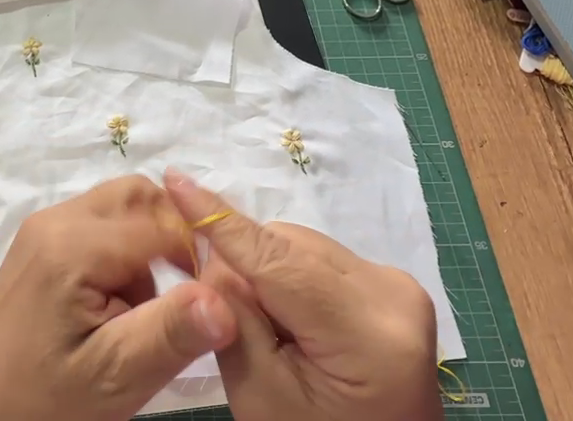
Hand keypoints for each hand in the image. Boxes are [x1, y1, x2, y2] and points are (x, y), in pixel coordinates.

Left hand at [0, 176, 237, 420]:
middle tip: (182, 297)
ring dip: (145, 247)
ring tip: (140, 314)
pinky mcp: (37, 245)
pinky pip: (95, 226)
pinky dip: (120, 254)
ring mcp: (41, 228)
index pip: (160, 222)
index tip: (216, 296)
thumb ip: (170, 332)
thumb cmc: (44, 402)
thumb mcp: (114, 376)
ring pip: (118, 208)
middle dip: (171, 236)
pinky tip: (114, 309)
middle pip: (136, 196)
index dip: (197, 253)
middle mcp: (55, 219)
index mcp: (73, 244)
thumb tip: (225, 296)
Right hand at [165, 168, 441, 420]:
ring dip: (269, 271)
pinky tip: (294, 320)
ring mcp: (398, 286)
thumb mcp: (257, 393)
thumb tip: (210, 249)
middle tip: (227, 314)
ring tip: (272, 329)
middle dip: (247, 266)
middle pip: (287, 246)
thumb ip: (231, 314)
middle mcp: (391, 293)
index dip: (222, 220)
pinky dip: (293, 277)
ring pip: (300, 245)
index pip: (277, 260)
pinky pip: (319, 257)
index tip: (175, 178)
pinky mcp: (392, 284)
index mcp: (367, 333)